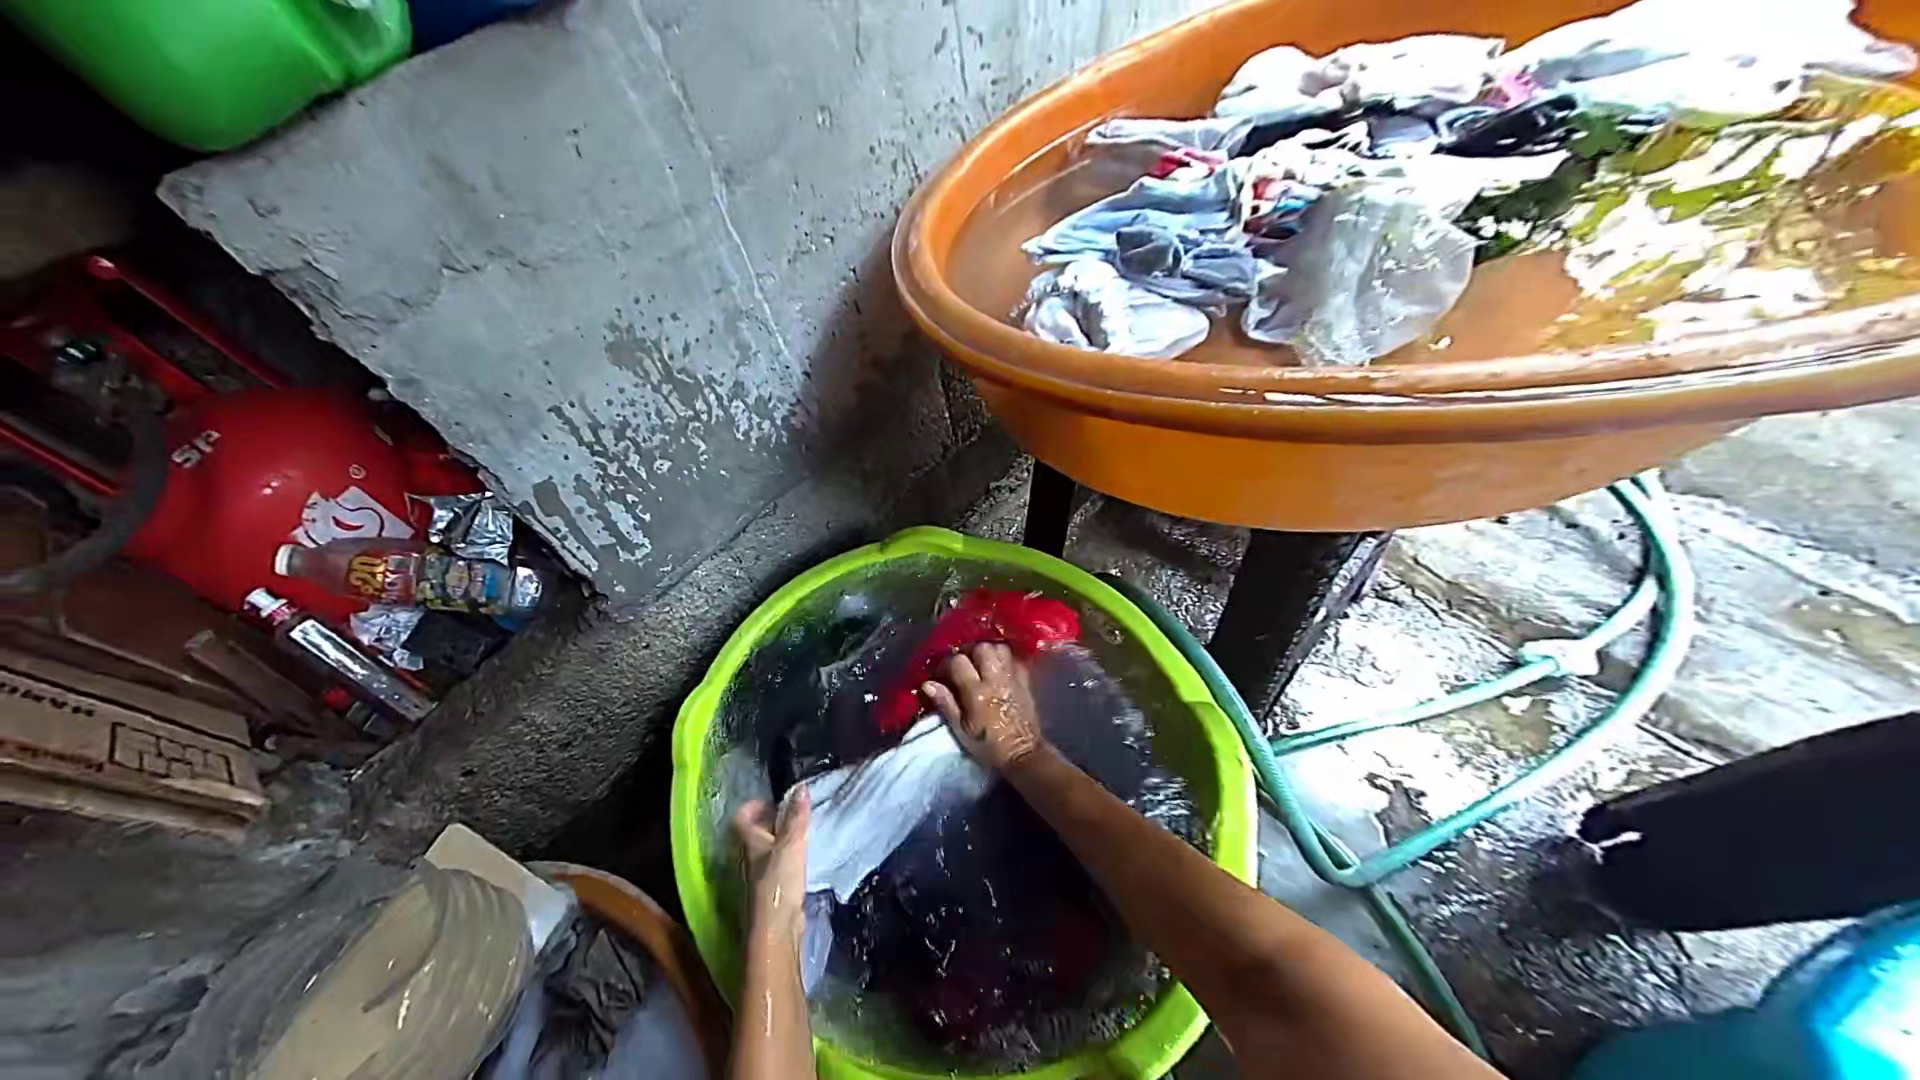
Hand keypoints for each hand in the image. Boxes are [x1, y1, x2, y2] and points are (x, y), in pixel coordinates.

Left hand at [733, 789, 809, 942]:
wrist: (776, 929)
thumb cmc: (778, 882)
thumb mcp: (792, 844)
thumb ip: (797, 817)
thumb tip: (800, 788)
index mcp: (748, 842)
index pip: (743, 817)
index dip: (755, 805)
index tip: (775, 799)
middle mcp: (748, 858)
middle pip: (755, 832)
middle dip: (773, 820)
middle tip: (796, 813)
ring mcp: (757, 877)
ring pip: (767, 850)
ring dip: (782, 840)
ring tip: (804, 833)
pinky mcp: (770, 892)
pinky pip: (777, 866)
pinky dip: (788, 858)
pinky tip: (804, 859)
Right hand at [920, 642, 1045, 771]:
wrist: (1022, 753)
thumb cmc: (988, 745)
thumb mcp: (961, 729)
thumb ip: (946, 703)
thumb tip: (927, 683)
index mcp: (976, 692)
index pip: (958, 662)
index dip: (947, 664)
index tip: (944, 674)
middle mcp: (995, 679)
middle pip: (981, 648)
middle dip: (969, 652)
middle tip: (964, 664)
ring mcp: (1012, 677)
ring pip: (999, 647)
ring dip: (988, 651)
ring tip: (982, 663)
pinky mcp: (1025, 680)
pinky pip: (1015, 657)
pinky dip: (1004, 658)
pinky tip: (998, 667)